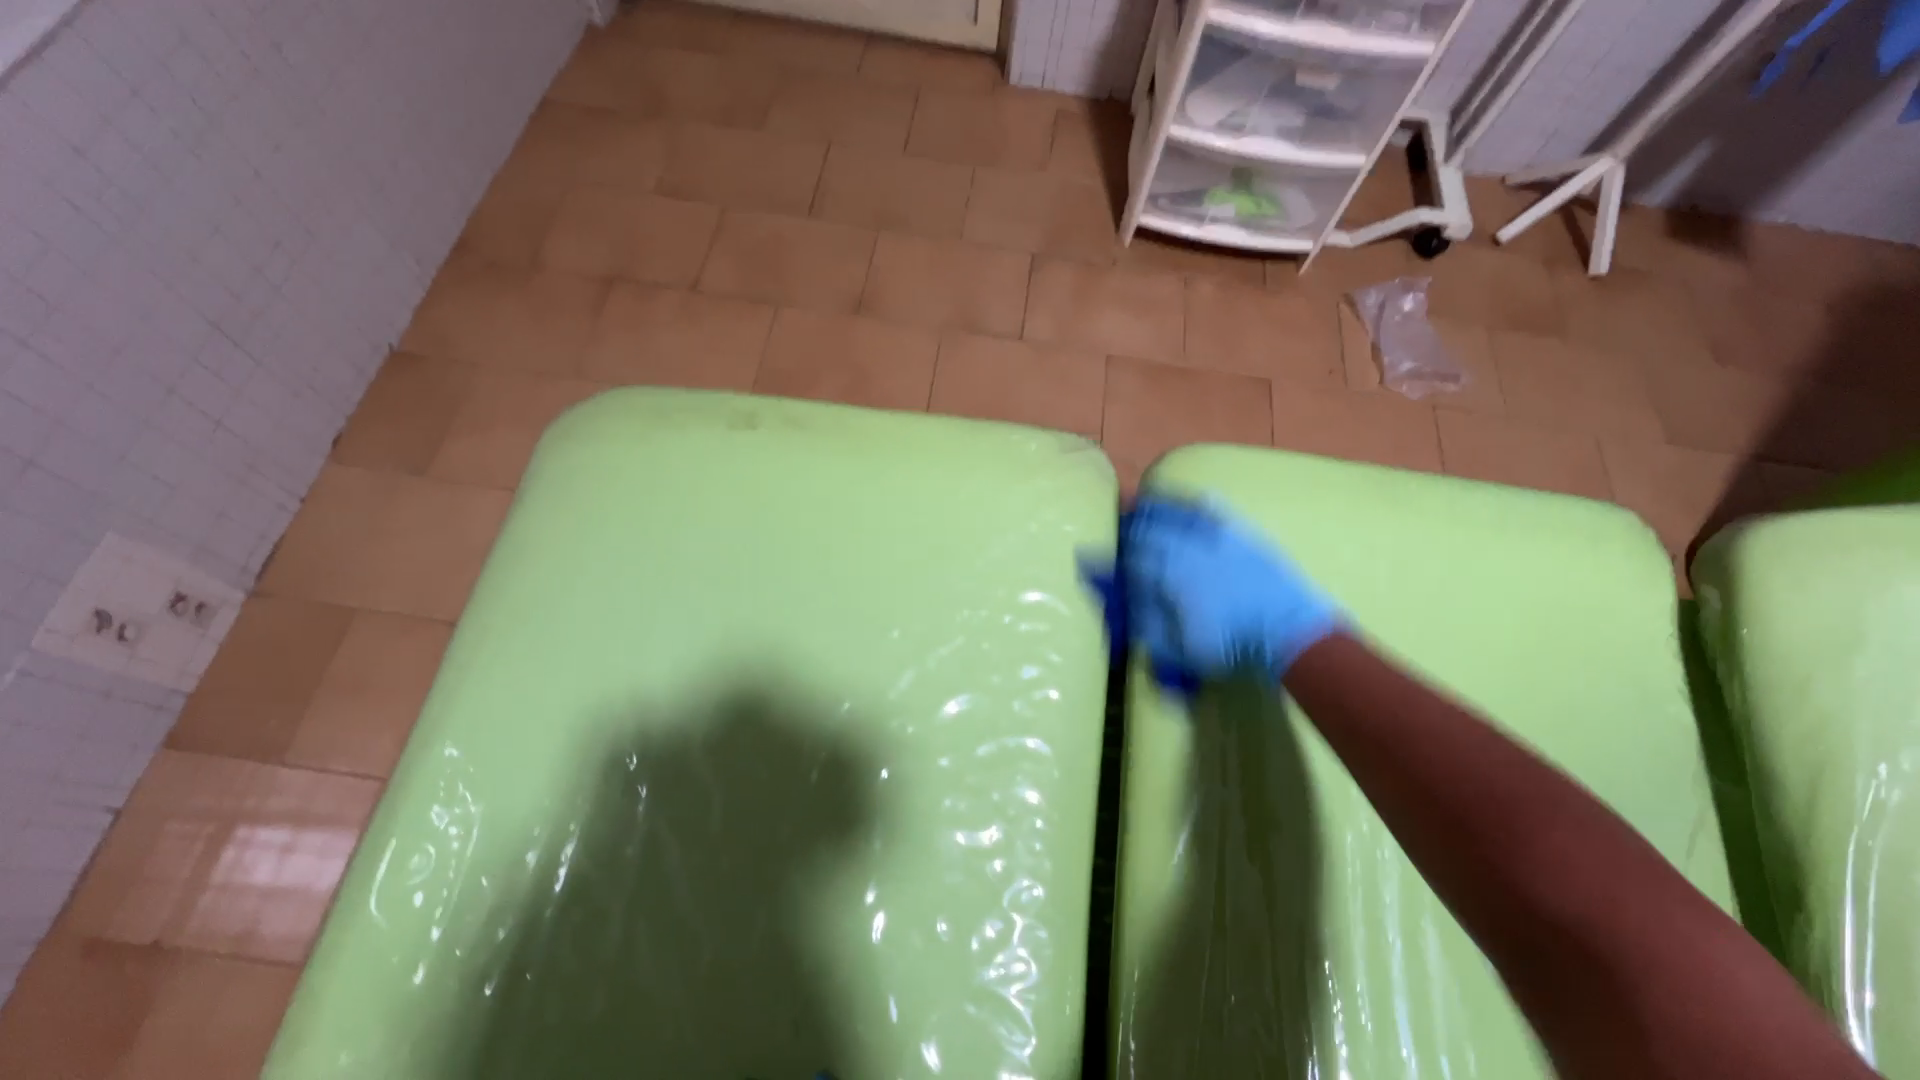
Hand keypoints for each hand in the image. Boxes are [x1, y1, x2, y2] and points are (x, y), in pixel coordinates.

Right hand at [1092, 496, 1342, 685]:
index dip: (1106, 560)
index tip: (1090, 558)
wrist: (1287, 631)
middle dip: (1126, 529)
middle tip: (1115, 528)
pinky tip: (1192, 500)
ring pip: (1175, 514)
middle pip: (1147, 531)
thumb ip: (1144, 622)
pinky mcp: (1239, 534)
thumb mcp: (1176, 646)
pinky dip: (1196, 503)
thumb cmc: (1229, 644)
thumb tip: (1119, 606)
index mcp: (1166, 574)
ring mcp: (1214, 536)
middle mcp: (1185, 547)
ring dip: (1154, 509)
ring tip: (1140, 504)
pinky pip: (1212, 510)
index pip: (1127, 560)